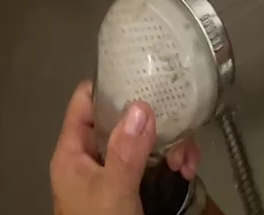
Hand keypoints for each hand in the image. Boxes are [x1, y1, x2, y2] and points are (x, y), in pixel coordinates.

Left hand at [51, 82, 200, 214]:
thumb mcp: (111, 194)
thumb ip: (125, 151)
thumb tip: (141, 104)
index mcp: (74, 154)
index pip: (86, 101)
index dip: (110, 82)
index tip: (142, 68)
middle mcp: (94, 159)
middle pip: (123, 119)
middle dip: (153, 118)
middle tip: (177, 117)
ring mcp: (117, 175)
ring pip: (146, 140)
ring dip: (171, 143)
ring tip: (186, 155)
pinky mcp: (137, 192)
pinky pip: (158, 164)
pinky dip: (176, 163)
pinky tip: (190, 169)